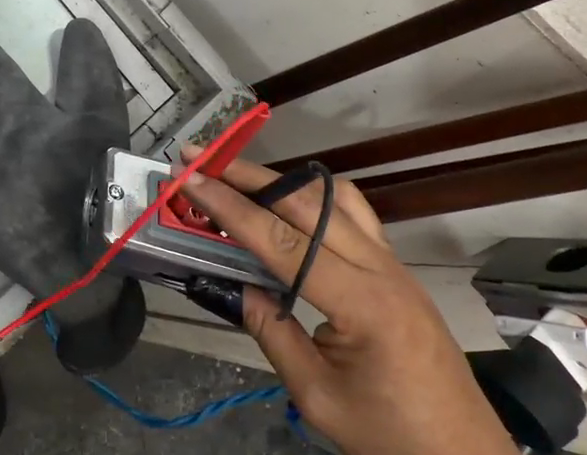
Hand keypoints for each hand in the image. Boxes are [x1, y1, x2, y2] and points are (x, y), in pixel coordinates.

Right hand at [178, 155, 515, 454]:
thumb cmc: (389, 436)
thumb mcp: (316, 394)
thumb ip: (270, 330)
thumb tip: (233, 283)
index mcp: (364, 305)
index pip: (282, 238)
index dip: (229, 206)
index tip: (188, 179)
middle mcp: (384, 272)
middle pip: (307, 202)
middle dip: (247, 176)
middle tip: (198, 159)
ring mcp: (396, 268)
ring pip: (334, 197)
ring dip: (281, 179)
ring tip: (235, 174)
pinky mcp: (398, 272)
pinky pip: (354, 215)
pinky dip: (312, 197)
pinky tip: (285, 203)